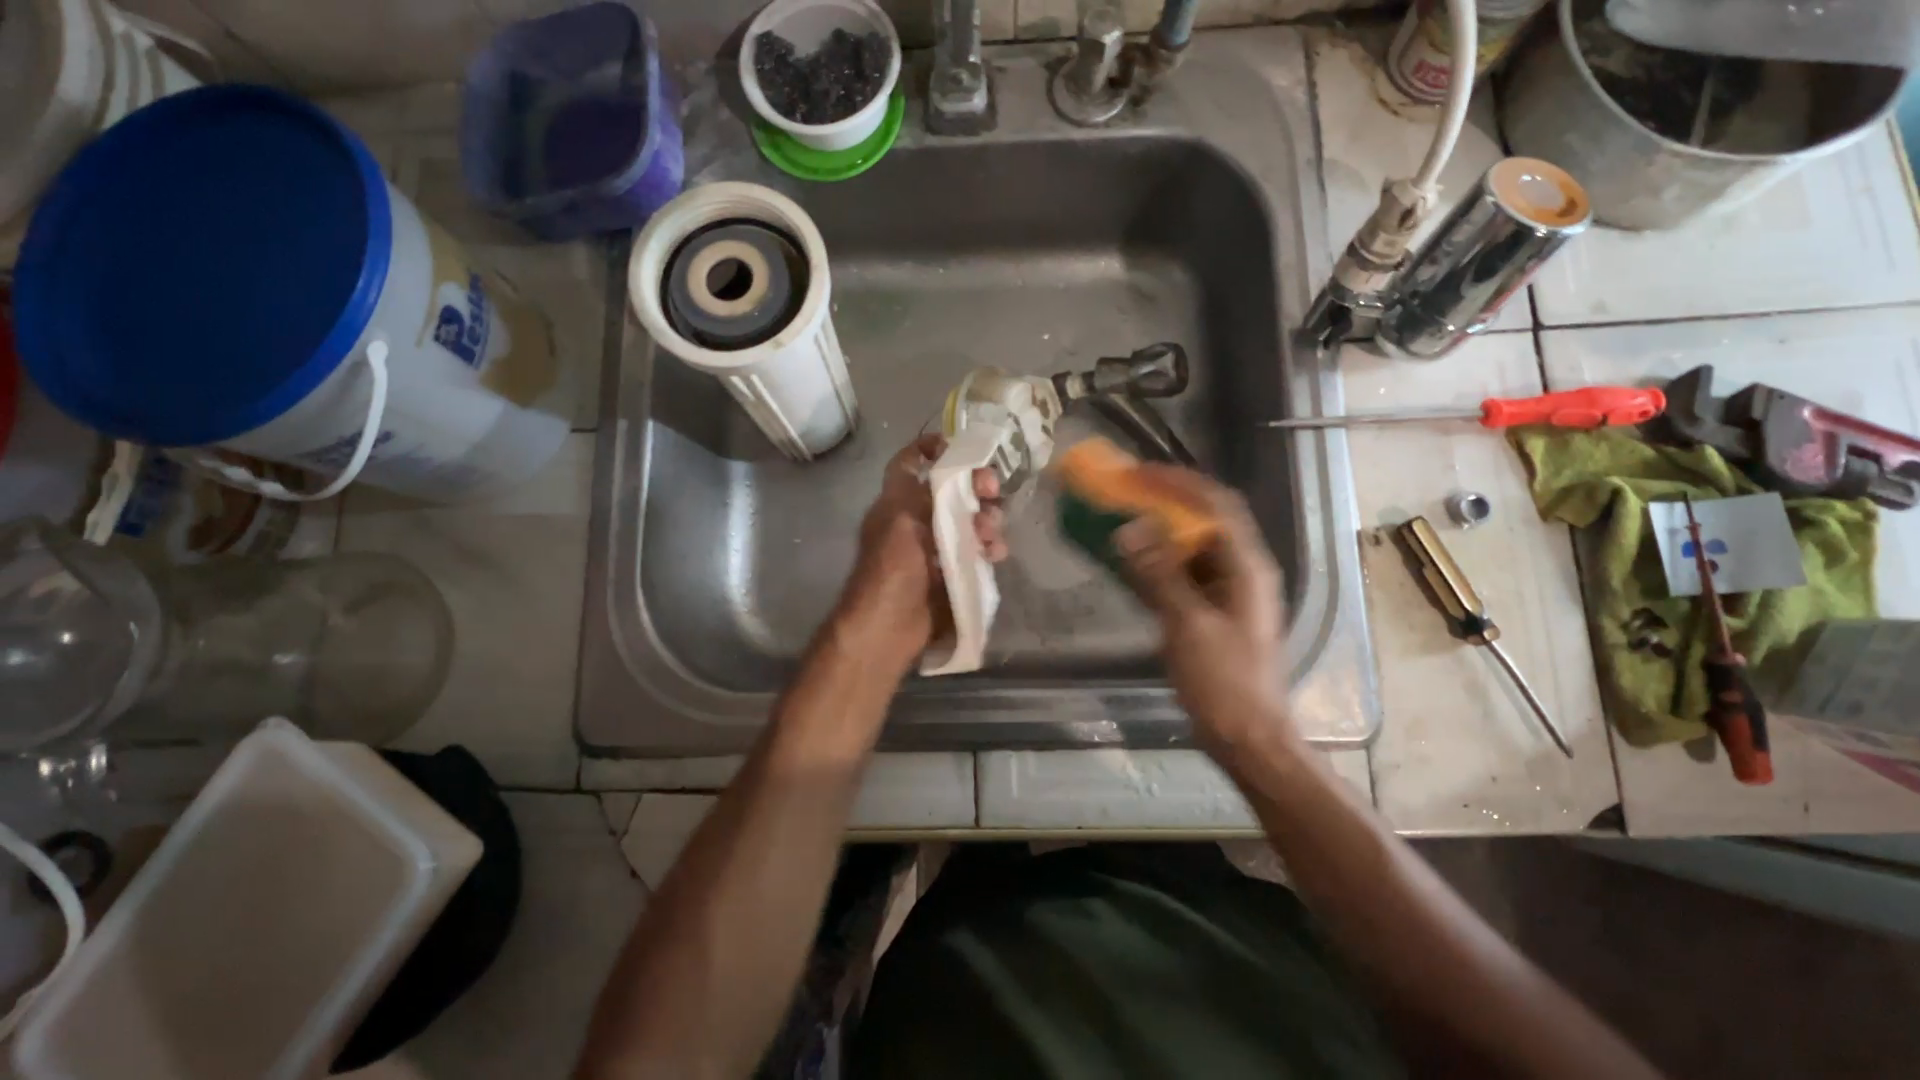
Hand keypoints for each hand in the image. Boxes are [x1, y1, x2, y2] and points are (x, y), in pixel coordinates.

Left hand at [832, 434, 1006, 674]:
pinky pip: (978, 552)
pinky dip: (989, 549)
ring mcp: (937, 548)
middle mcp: (918, 520)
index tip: (958, 446)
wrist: (888, 626)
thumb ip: (928, 492)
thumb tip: (953, 472)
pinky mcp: (953, 573)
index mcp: (897, 503)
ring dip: (987, 520)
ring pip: (971, 521)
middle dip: (976, 487)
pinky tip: (995, 554)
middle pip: (952, 491)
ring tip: (991, 532)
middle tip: (993, 490)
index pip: (910, 463)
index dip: (930, 449)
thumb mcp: (904, 519)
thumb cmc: (891, 568)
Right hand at [1116, 466, 1297, 758]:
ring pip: (1192, 549)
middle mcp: (1241, 571)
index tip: (1137, 472)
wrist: (1248, 737)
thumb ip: (1159, 574)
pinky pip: (1184, 577)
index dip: (1177, 482)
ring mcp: (1229, 594)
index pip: (1215, 504)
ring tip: (1120, 520)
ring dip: (1159, 533)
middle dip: (1164, 503)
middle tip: (1124, 492)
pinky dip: (1158, 566)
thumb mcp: (1188, 625)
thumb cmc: (1223, 682)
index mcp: (1246, 566)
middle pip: (1204, 521)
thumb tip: (1129, 530)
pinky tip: (1128, 565)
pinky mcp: (1214, 616)